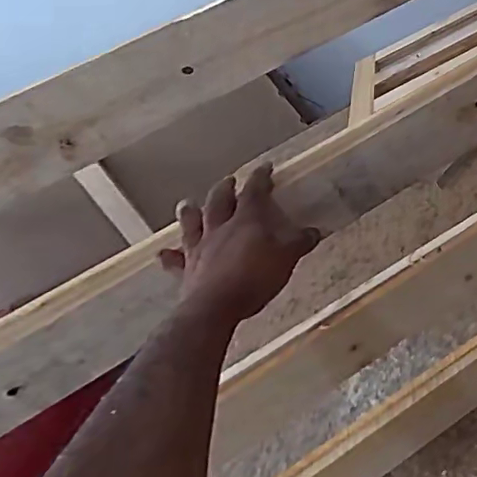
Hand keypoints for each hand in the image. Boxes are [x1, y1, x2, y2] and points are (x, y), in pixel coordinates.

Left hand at [158, 164, 319, 327]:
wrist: (213, 309)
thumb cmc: (255, 277)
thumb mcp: (288, 257)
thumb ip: (300, 242)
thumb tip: (313, 232)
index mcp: (247, 221)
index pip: (254, 191)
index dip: (260, 177)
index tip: (265, 167)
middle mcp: (220, 229)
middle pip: (219, 203)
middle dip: (224, 189)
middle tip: (228, 180)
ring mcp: (200, 250)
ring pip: (192, 225)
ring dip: (190, 213)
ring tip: (187, 203)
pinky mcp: (187, 271)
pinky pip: (175, 261)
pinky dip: (169, 256)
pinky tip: (162, 253)